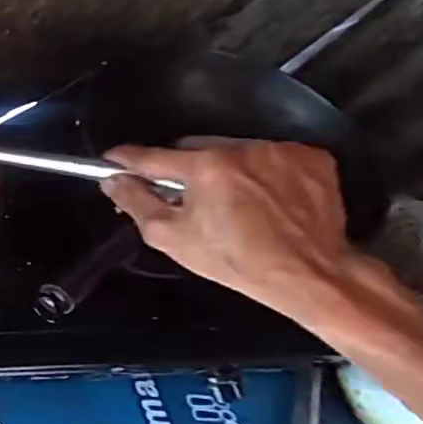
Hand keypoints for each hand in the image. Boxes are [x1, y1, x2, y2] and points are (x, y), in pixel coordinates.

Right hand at [100, 140, 365, 313]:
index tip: (111, 159)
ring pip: (230, 150)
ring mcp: (280, 151)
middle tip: (181, 196)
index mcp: (205, 167)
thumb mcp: (169, 236)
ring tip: (227, 200)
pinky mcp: (311, 158)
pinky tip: (260, 197)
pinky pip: (267, 155)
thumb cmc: (234, 259)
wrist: (309, 274)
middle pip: (192, 148)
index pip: (151, 156)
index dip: (125, 159)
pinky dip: (257, 171)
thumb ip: (135, 202)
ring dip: (219, 168)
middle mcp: (243, 149)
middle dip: (180, 168)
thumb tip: (114, 181)